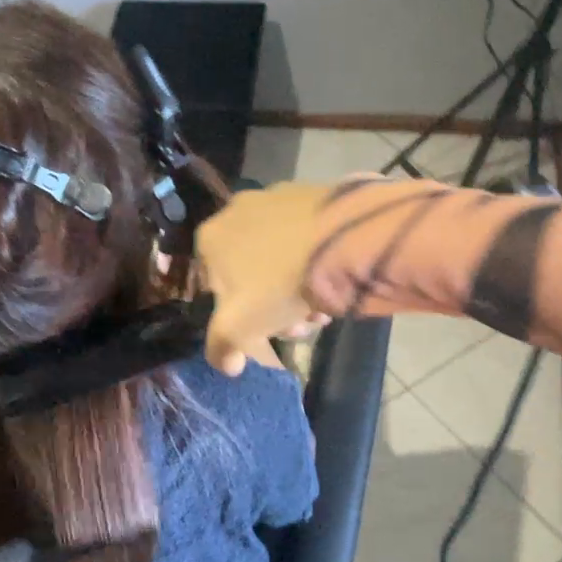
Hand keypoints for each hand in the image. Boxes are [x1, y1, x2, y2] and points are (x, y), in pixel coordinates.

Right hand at [195, 182, 340, 375]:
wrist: (350, 240)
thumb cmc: (280, 284)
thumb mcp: (238, 327)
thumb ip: (220, 348)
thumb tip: (227, 365)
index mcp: (210, 237)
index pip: (212, 287)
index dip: (235, 316)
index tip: (262, 332)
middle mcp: (237, 210)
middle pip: (248, 274)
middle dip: (270, 307)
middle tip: (296, 327)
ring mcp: (279, 198)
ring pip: (279, 259)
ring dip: (294, 290)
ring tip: (321, 311)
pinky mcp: (317, 196)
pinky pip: (306, 240)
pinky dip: (315, 263)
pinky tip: (335, 283)